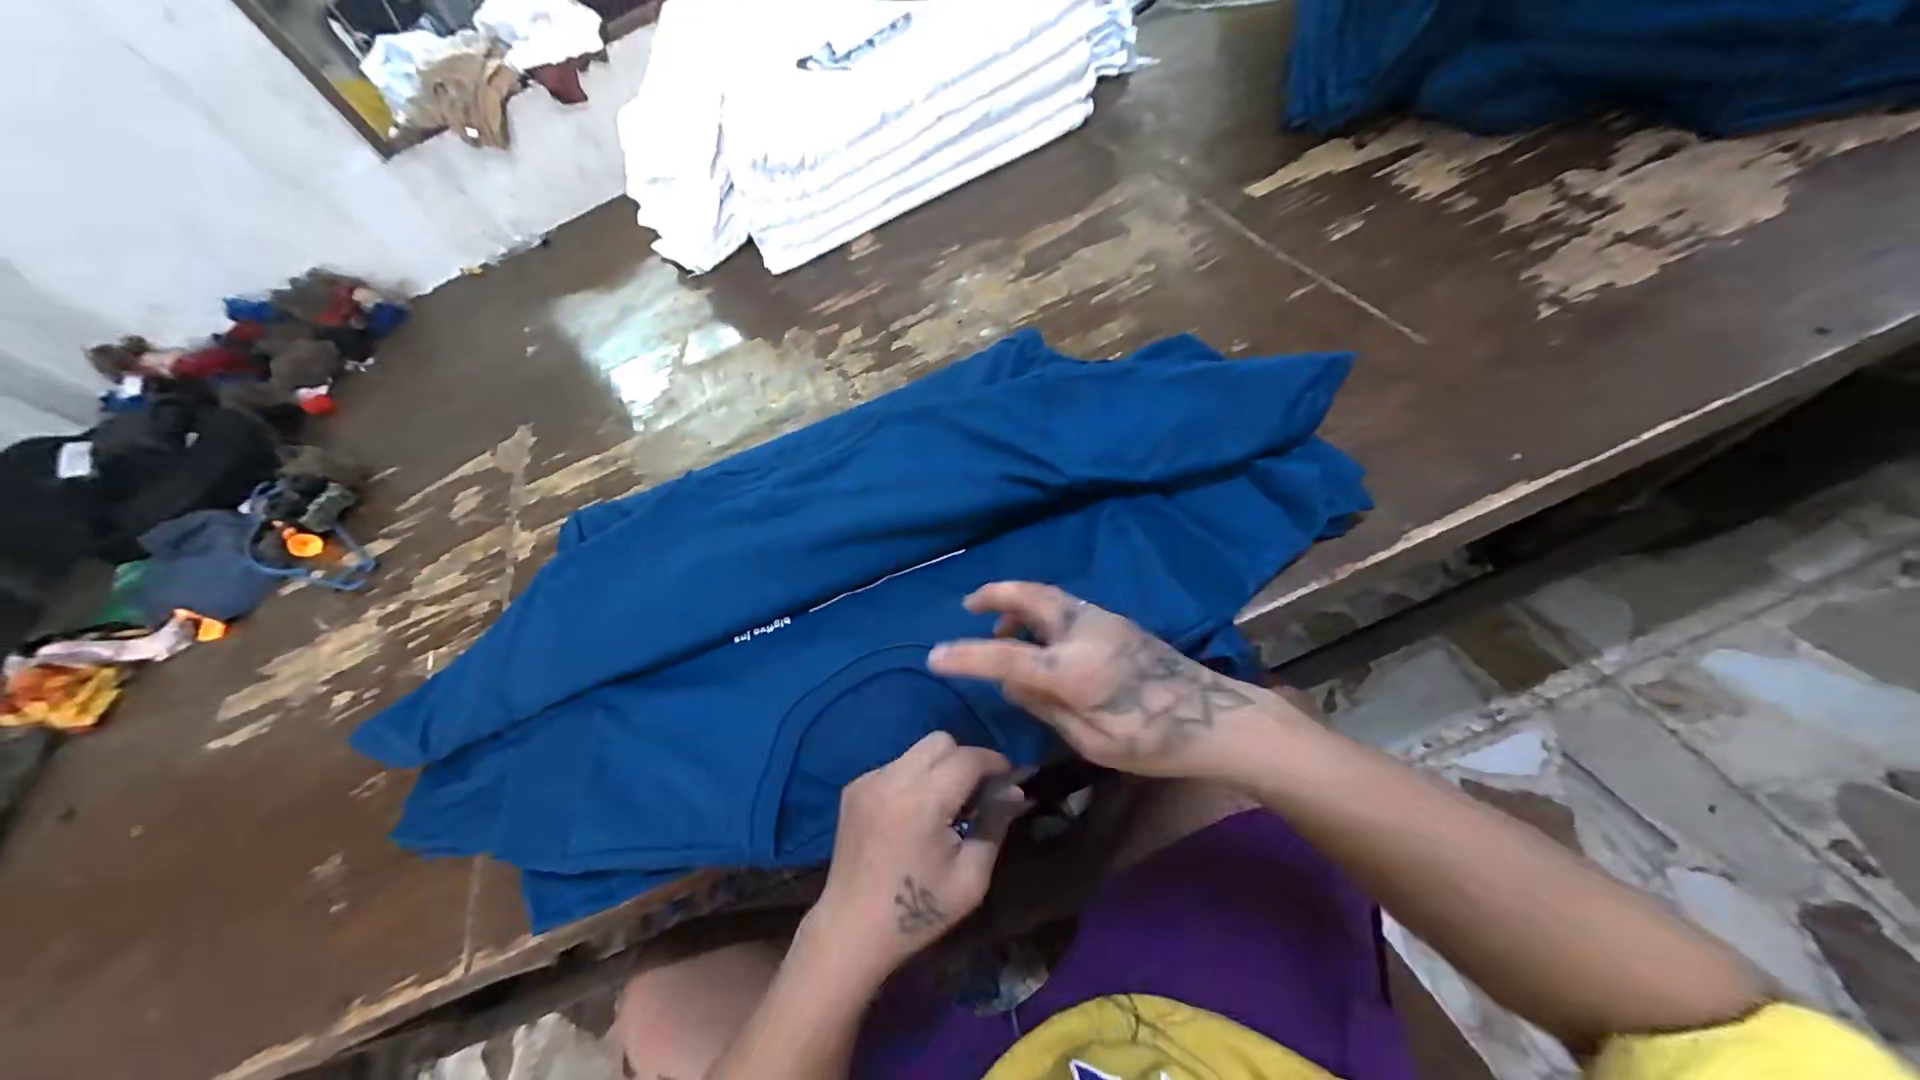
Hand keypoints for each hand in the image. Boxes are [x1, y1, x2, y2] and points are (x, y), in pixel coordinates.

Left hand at [807, 732, 1022, 981]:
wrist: (851, 931)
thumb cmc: (918, 912)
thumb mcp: (972, 877)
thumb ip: (995, 824)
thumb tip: (1012, 791)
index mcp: (922, 800)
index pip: (968, 758)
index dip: (995, 762)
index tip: (1009, 778)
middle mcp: (892, 779)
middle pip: (940, 741)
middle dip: (966, 759)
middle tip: (976, 792)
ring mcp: (868, 780)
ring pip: (917, 751)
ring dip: (939, 767)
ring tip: (944, 805)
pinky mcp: (854, 788)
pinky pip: (896, 766)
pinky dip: (913, 778)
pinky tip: (913, 814)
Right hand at [928, 582, 1298, 779]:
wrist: (1218, 719)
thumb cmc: (1153, 741)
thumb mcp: (1092, 740)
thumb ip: (1045, 705)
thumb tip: (1010, 680)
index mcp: (1072, 668)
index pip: (1005, 656)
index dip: (966, 656)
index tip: (934, 655)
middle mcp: (1083, 631)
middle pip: (1030, 597)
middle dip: (995, 594)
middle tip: (969, 603)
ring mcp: (1103, 621)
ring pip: (1049, 596)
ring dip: (1018, 603)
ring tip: (1001, 626)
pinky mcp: (1117, 622)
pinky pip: (1067, 605)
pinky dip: (1041, 610)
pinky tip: (1040, 635)